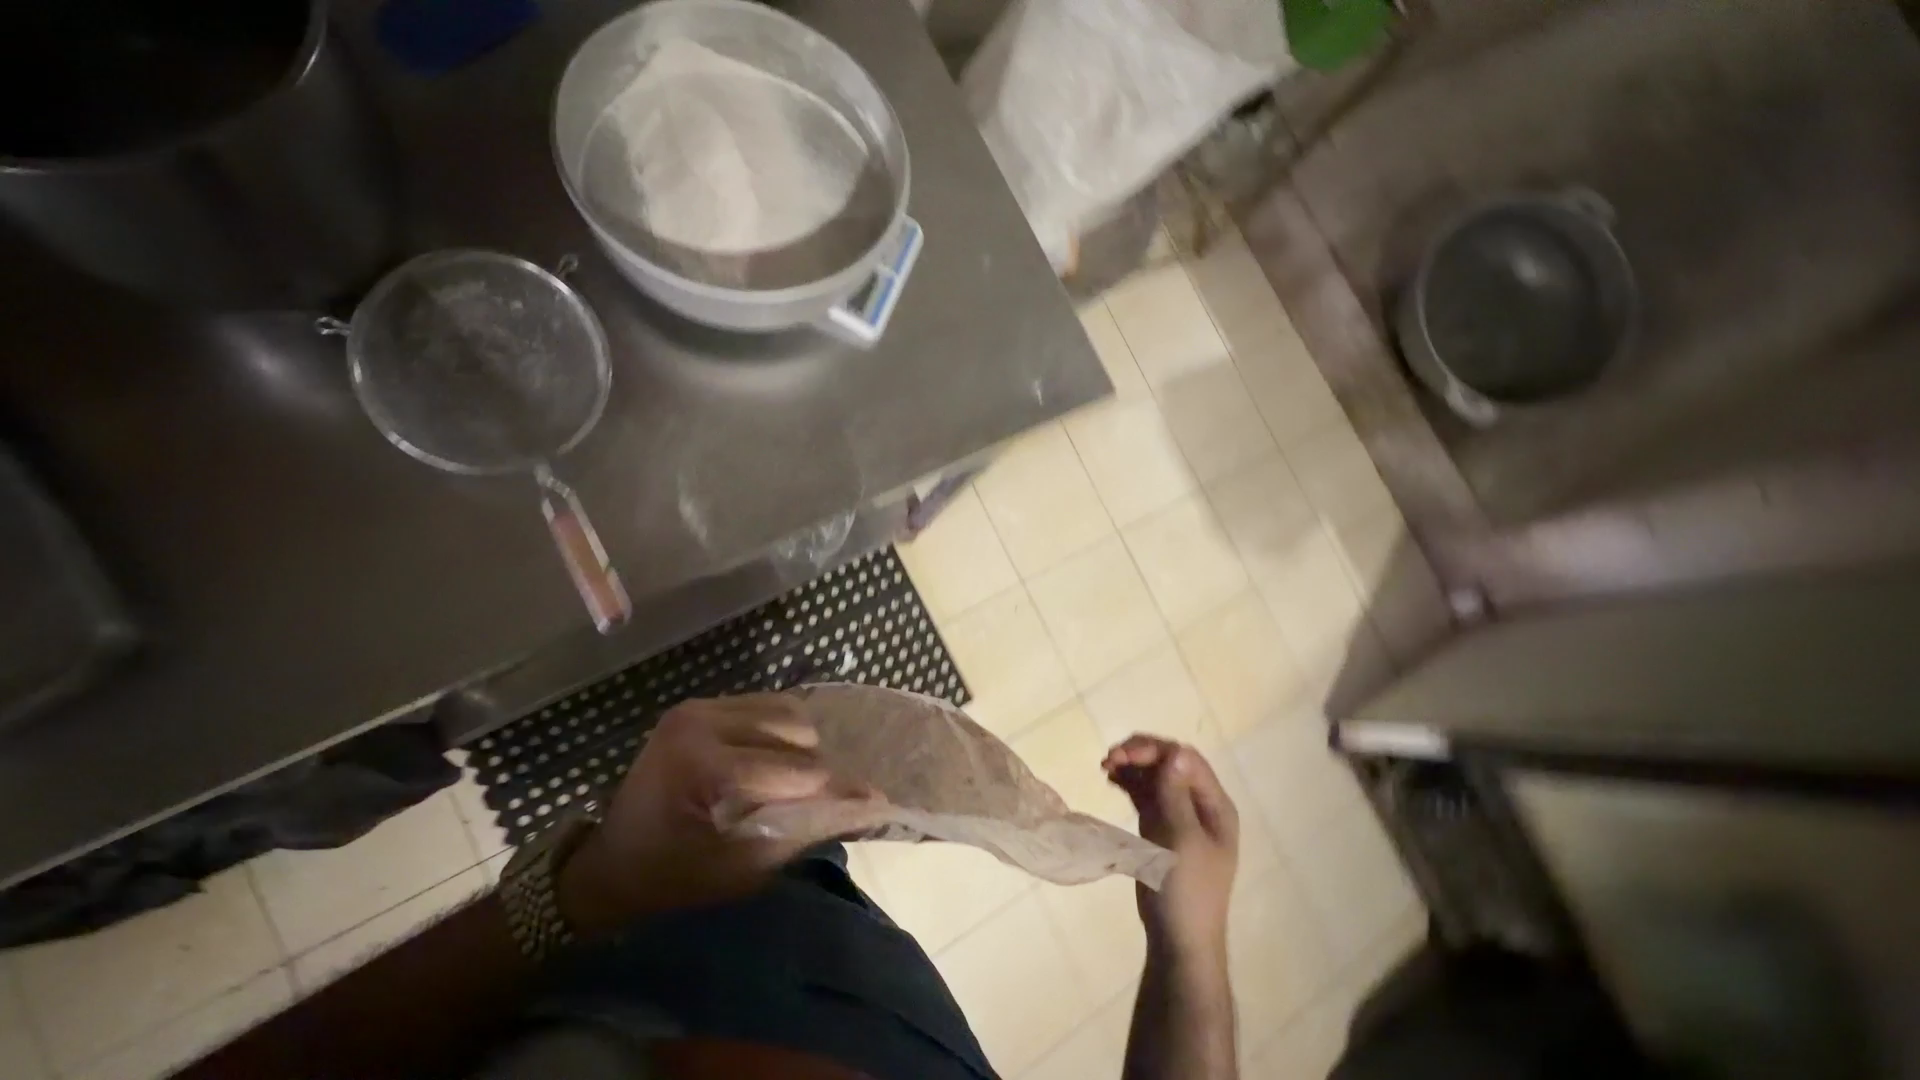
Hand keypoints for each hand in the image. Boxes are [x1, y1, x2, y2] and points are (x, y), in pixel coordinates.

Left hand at [557, 693, 869, 932]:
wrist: (608, 866)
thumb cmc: (671, 879)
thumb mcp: (740, 868)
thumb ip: (805, 831)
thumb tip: (869, 805)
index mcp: (702, 763)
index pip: (793, 771)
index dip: (836, 790)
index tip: (874, 802)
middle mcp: (699, 721)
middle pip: (796, 732)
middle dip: (816, 770)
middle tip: (816, 805)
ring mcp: (697, 707)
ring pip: (786, 711)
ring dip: (801, 748)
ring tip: (795, 785)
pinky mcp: (699, 705)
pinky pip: (765, 706)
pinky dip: (782, 733)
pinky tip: (775, 764)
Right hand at [1104, 736, 1238, 955]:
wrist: (1180, 940)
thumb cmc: (1187, 891)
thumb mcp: (1182, 839)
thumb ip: (1175, 794)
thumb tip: (1174, 751)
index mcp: (1216, 806)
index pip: (1186, 760)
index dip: (1155, 750)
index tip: (1123, 755)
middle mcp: (1200, 806)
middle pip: (1170, 765)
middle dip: (1141, 755)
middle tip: (1109, 759)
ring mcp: (1179, 817)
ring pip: (1155, 779)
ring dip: (1132, 767)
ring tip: (1105, 766)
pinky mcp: (1160, 830)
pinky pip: (1145, 796)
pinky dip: (1129, 784)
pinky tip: (1111, 779)